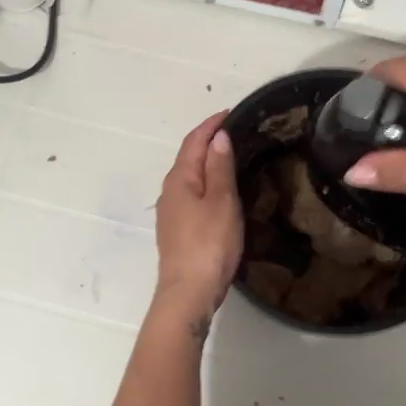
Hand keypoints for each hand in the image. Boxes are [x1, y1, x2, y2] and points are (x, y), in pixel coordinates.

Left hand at [154, 111, 242, 322]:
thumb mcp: (222, 202)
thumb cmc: (209, 244)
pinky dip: (206, 185)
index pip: (193, 142)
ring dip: (208, 164)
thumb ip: (219, 168)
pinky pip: (192, 196)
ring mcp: (171, 213)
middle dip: (209, 142)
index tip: (231, 113)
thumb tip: (217, 138)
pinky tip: (220, 193)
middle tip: (236, 132)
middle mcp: (169, 192)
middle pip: (188, 158)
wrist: (188, 293)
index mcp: (179, 179)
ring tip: (232, 158)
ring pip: (190, 178)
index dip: (211, 125)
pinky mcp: (177, 231)